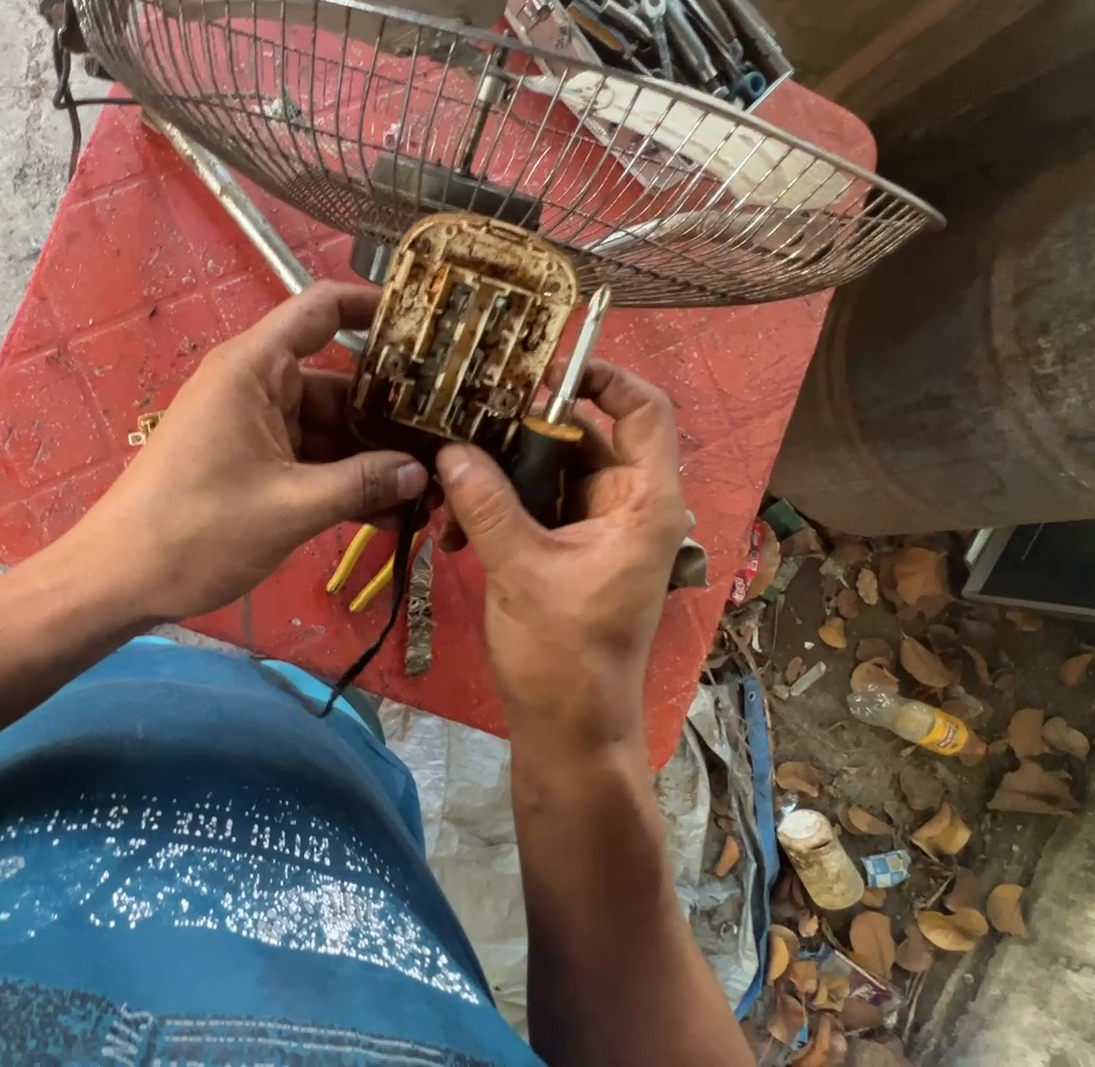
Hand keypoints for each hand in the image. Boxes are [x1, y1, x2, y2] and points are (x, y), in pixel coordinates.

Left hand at [61, 282, 428, 622]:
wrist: (119, 577)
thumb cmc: (196, 529)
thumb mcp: (289, 507)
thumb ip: (361, 484)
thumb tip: (422, 472)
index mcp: (255, 369)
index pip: (321, 309)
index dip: (375, 307)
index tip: (431, 325)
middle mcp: (256, 387)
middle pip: (337, 381)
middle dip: (390, 414)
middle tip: (450, 440)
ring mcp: (253, 428)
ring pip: (327, 429)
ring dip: (371, 460)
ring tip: (429, 488)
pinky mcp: (251, 464)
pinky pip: (309, 460)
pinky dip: (342, 481)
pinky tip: (389, 513)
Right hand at [435, 362, 689, 754]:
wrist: (566, 727)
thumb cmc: (562, 653)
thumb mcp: (520, 569)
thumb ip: (486, 502)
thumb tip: (450, 447)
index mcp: (645, 503)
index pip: (644, 411)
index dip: (603, 377)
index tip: (542, 367)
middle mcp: (628, 506)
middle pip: (581, 439)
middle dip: (521, 434)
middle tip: (464, 423)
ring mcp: (598, 530)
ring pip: (550, 475)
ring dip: (500, 479)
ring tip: (450, 489)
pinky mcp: (570, 552)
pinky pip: (535, 508)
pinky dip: (499, 510)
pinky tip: (457, 529)